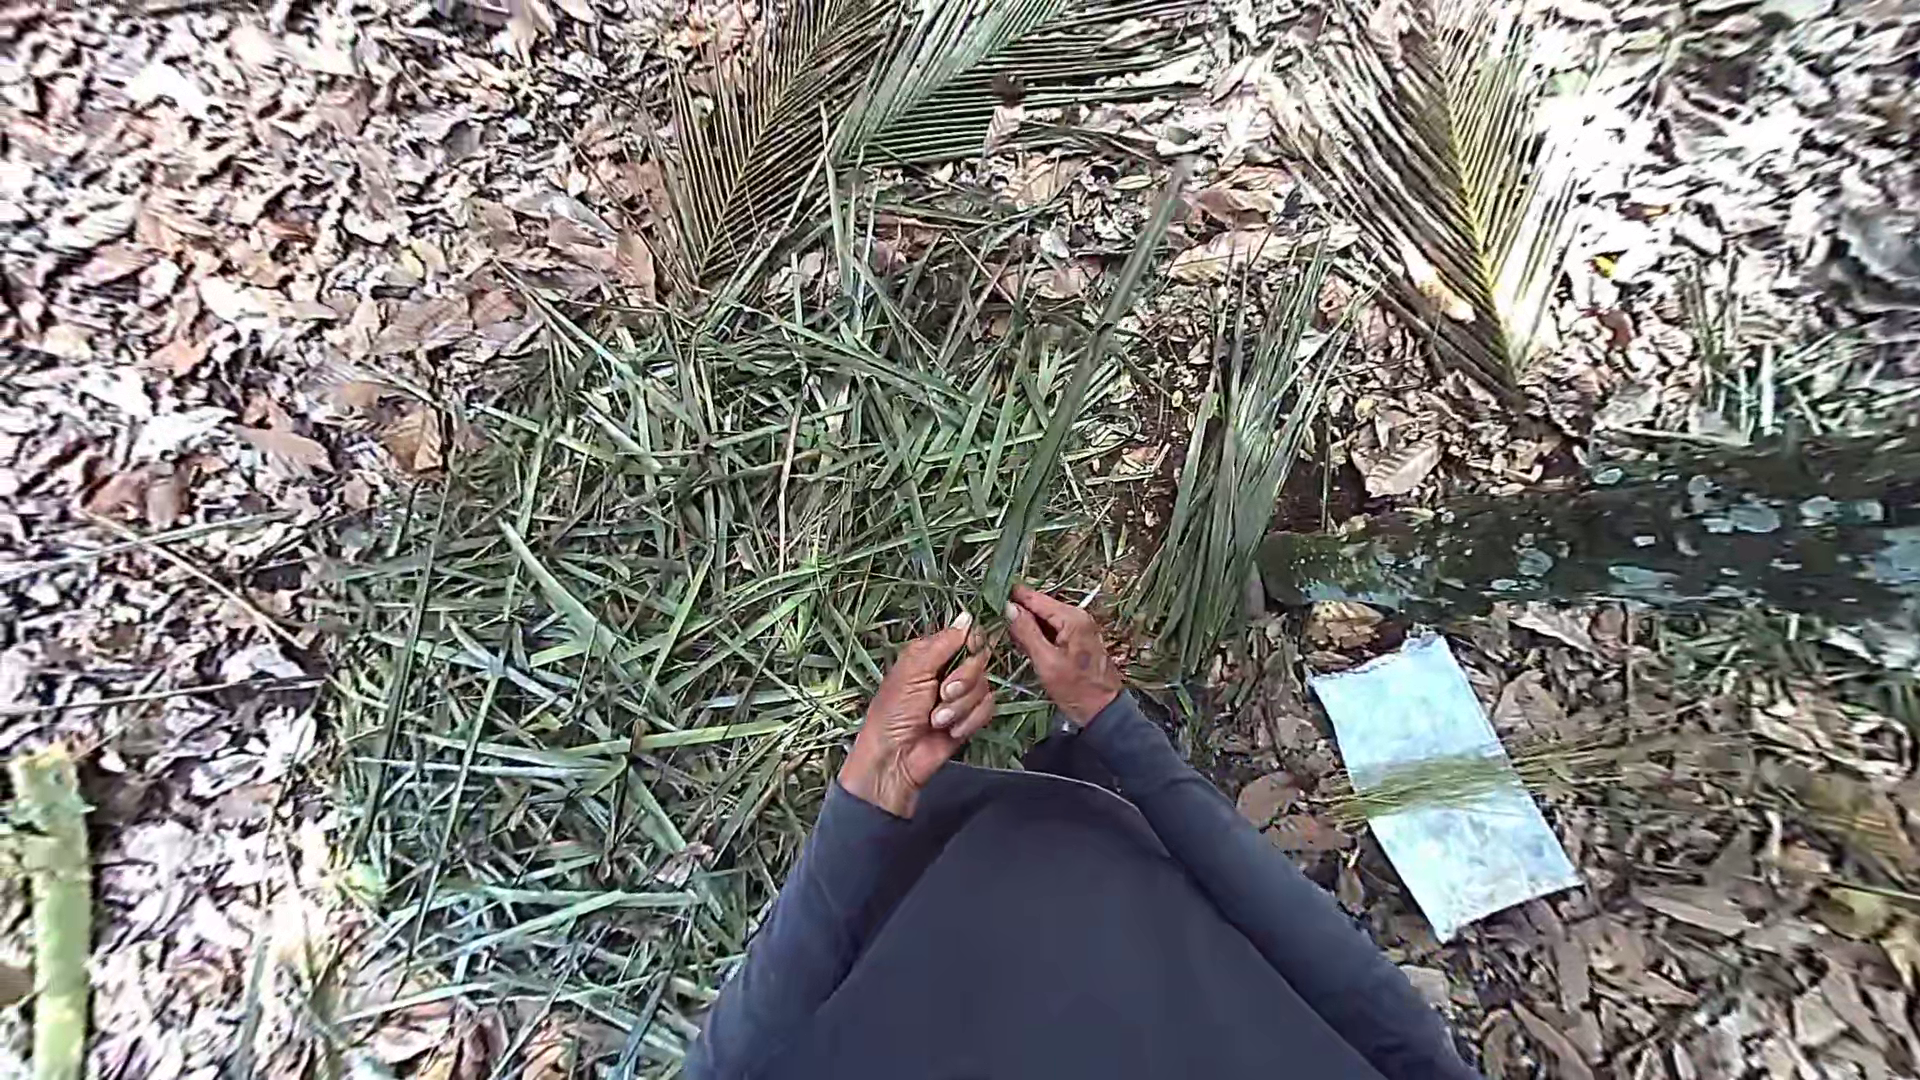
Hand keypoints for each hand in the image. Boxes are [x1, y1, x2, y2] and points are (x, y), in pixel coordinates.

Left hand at [839, 614, 994, 816]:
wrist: (895, 759)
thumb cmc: (893, 713)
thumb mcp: (913, 670)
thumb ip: (943, 643)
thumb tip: (967, 617)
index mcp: (932, 652)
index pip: (967, 636)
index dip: (970, 645)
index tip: (964, 655)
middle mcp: (949, 670)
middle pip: (980, 661)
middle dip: (962, 681)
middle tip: (942, 694)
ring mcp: (961, 695)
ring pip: (984, 686)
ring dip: (960, 707)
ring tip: (937, 719)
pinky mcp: (970, 717)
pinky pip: (987, 709)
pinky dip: (969, 721)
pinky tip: (950, 730)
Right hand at [1004, 583, 1122, 726]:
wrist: (1104, 711)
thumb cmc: (1076, 689)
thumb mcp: (1046, 661)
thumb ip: (1027, 632)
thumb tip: (1009, 607)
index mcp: (1072, 618)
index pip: (1037, 599)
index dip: (1015, 596)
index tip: (993, 594)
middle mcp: (1078, 617)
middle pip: (1041, 607)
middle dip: (1019, 611)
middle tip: (994, 617)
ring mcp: (1079, 628)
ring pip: (1045, 619)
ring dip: (1027, 624)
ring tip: (1004, 630)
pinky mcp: (1077, 640)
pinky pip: (1052, 629)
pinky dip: (1037, 634)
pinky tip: (1023, 643)